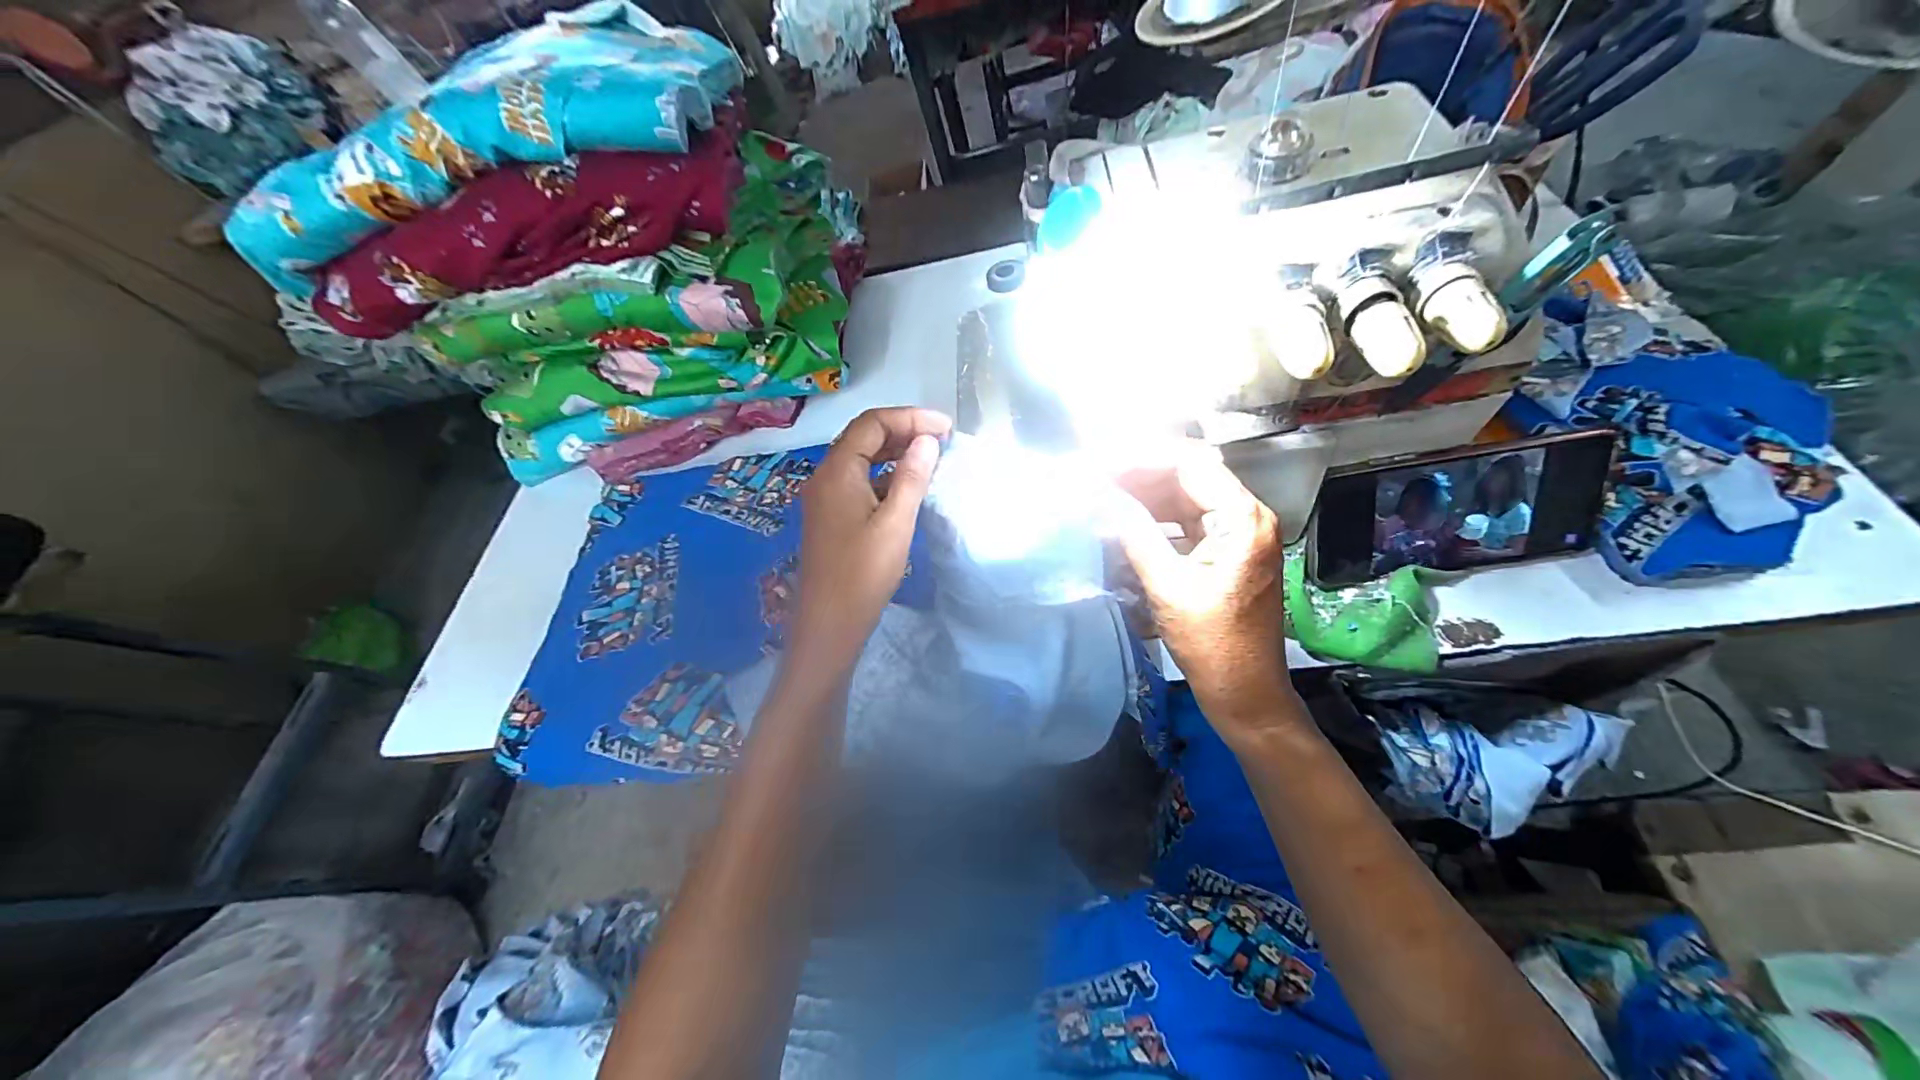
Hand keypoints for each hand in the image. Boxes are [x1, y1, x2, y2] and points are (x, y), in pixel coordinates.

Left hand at [792, 407, 951, 669]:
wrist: (829, 624)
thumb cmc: (863, 574)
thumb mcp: (895, 523)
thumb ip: (912, 477)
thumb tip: (927, 440)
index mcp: (836, 472)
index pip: (871, 424)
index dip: (910, 418)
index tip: (946, 428)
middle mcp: (826, 477)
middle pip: (864, 438)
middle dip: (903, 432)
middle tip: (943, 441)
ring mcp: (827, 498)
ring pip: (862, 460)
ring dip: (896, 454)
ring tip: (932, 459)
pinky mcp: (833, 517)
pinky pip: (860, 483)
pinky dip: (886, 477)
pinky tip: (911, 488)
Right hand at [1110, 443, 1298, 741]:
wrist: (1246, 694)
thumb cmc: (1212, 644)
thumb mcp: (1168, 586)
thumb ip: (1134, 534)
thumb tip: (1100, 498)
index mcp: (1242, 518)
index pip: (1189, 464)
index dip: (1140, 459)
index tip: (1099, 465)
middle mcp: (1246, 518)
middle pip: (1188, 477)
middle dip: (1139, 475)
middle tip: (1092, 480)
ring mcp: (1238, 536)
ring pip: (1185, 499)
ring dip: (1144, 497)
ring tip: (1101, 498)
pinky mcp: (1226, 555)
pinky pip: (1187, 524)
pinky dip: (1156, 521)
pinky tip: (1123, 523)